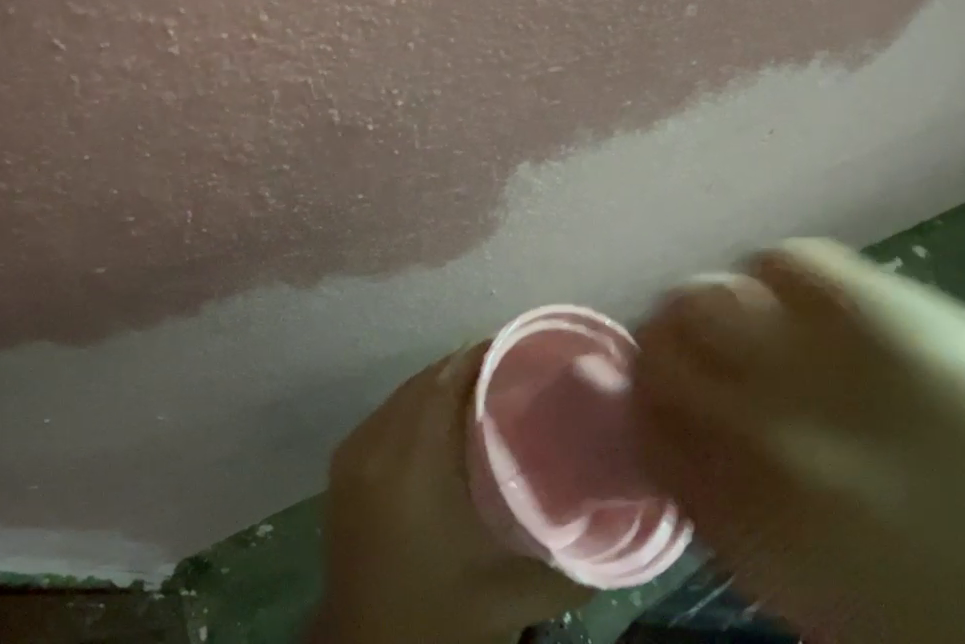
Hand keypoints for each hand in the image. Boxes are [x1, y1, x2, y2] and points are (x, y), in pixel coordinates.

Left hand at [313, 342, 593, 643]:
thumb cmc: (439, 616)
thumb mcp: (515, 593)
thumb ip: (572, 556)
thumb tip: (621, 518)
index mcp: (413, 463)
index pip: (448, 380)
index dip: (486, 355)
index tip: (529, 349)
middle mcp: (376, 444)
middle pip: (426, 379)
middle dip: (470, 365)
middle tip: (520, 368)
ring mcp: (352, 452)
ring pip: (404, 393)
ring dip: (444, 383)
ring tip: (490, 387)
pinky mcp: (343, 464)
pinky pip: (387, 413)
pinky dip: (419, 404)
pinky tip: (448, 419)